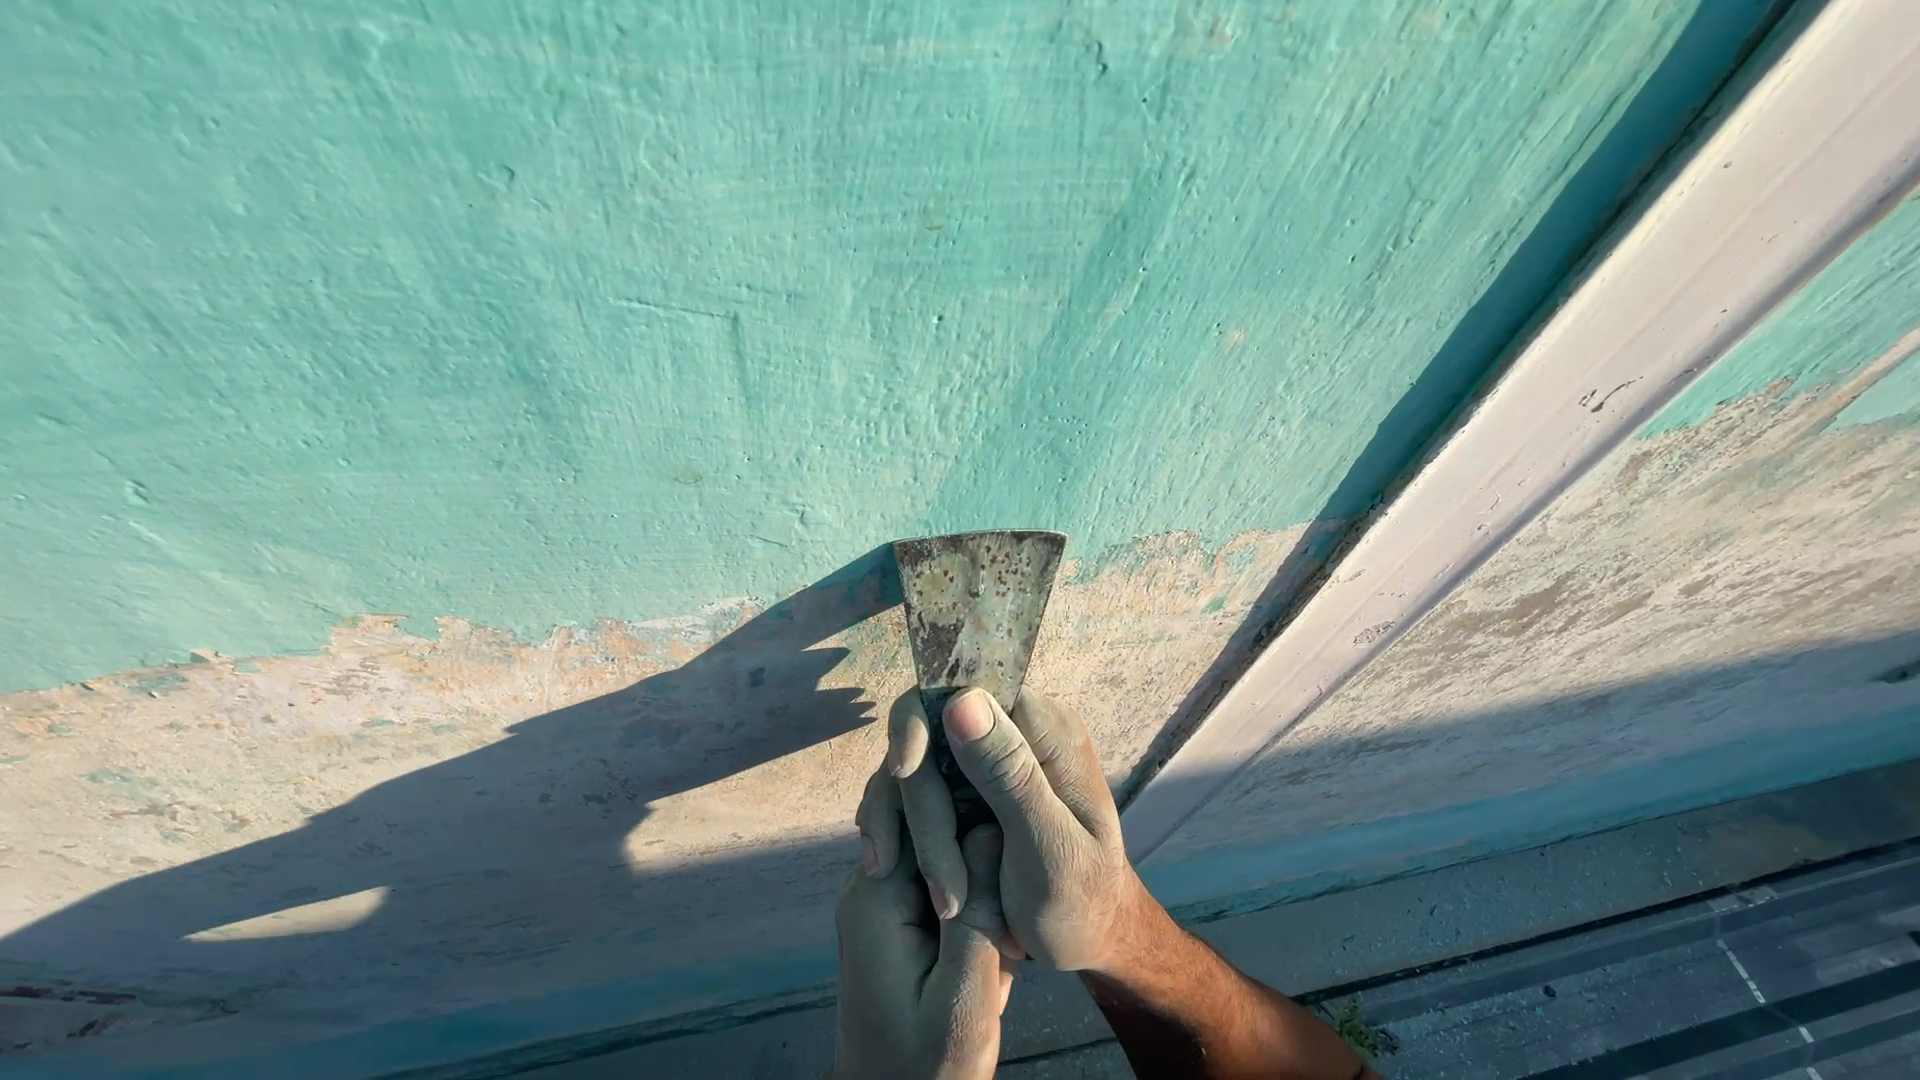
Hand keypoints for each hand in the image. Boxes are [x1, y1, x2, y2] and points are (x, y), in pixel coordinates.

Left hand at [835, 780, 1013, 1079]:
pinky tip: (990, 959)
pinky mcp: (899, 913)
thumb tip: (992, 827)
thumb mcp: (964, 999)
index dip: (976, 815)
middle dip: (985, 866)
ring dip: (985, 897)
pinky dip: (977, 914)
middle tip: (1008, 930)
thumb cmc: (926, 1070)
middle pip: (939, 826)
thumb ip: (978, 913)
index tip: (1017, 847)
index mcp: (877, 894)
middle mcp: (871, 881)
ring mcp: (883, 895)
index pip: (927, 809)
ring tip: (999, 956)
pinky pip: (947, 882)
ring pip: (949, 854)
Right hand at [873, 687, 1140, 971]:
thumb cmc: (1082, 901)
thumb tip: (961, 701)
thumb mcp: (1050, 848)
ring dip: (908, 829)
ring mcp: (983, 756)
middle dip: (921, 807)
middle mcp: (1012, 728)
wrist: (1083, 940)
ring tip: (940, 901)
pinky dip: (898, 831)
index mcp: (1044, 727)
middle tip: (944, 889)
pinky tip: (898, 871)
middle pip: (926, 732)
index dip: (921, 726)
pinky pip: (908, 791)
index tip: (903, 775)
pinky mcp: (961, 784)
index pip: (960, 691)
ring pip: (909, 765)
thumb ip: (1009, 774)